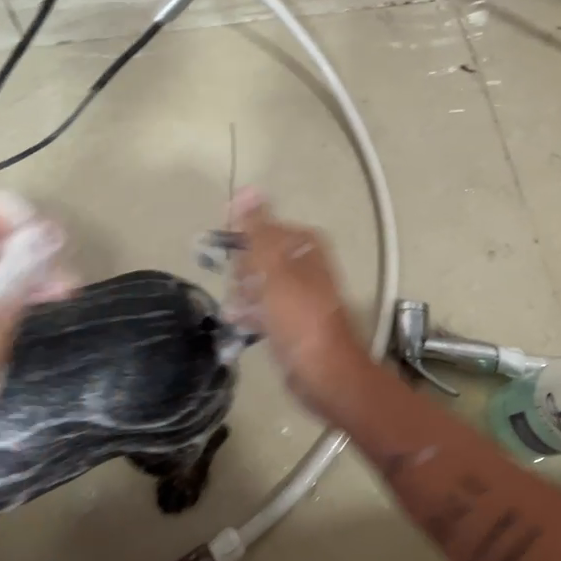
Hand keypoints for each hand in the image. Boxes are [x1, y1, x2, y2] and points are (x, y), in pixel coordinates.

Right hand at [226, 189, 365, 412]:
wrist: (325, 373)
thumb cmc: (299, 317)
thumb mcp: (273, 267)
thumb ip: (257, 229)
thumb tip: (247, 187)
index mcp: (302, 242)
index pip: (256, 229)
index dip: (241, 247)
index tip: (235, 265)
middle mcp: (302, 261)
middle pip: (254, 256)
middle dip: (242, 276)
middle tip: (247, 295)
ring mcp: (297, 290)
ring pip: (255, 284)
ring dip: (243, 299)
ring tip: (244, 315)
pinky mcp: (291, 318)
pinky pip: (262, 308)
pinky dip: (252, 315)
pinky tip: (246, 325)